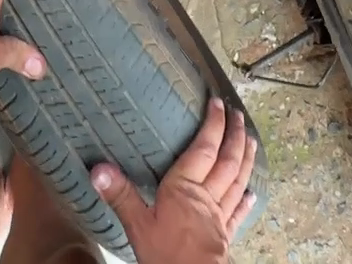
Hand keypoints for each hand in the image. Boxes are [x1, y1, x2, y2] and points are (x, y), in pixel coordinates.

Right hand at [90, 98, 257, 263]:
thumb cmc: (167, 257)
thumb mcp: (137, 225)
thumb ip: (121, 195)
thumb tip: (98, 169)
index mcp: (184, 188)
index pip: (204, 149)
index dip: (213, 124)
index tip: (218, 103)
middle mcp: (206, 197)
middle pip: (226, 161)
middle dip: (234, 135)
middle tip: (238, 114)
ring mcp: (218, 217)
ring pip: (236, 181)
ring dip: (245, 159)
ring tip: (252, 141)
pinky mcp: (225, 237)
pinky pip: (238, 213)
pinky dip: (246, 200)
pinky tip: (252, 192)